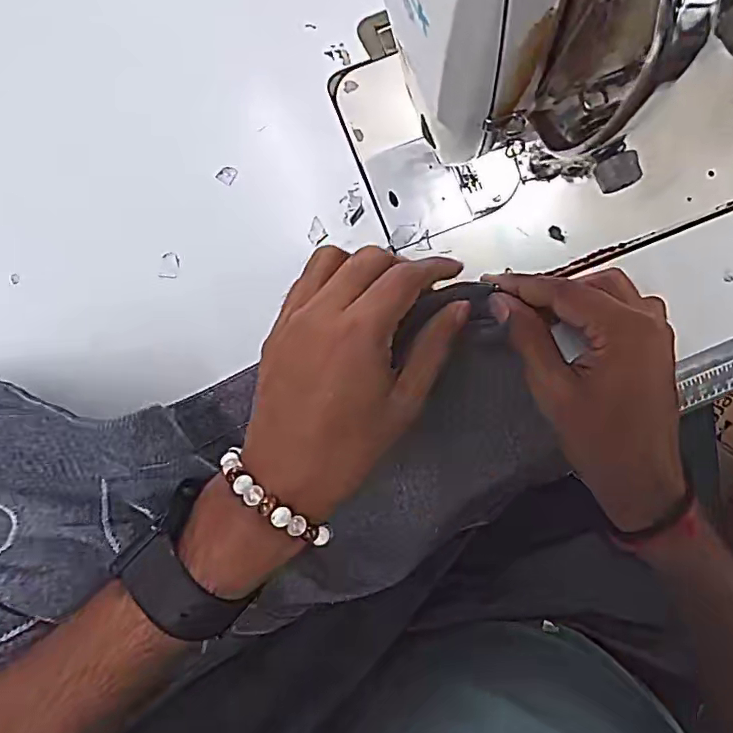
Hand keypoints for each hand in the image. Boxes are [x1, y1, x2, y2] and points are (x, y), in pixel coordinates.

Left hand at [181, 246, 468, 596]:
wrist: (287, 474)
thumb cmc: (342, 451)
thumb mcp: (404, 402)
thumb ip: (433, 347)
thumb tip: (454, 313)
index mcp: (358, 332)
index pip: (403, 275)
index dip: (434, 267)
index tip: (447, 270)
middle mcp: (322, 316)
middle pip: (369, 257)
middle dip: (403, 263)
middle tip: (422, 285)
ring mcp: (295, 319)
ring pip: (331, 257)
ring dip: (363, 262)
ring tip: (382, 287)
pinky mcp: (278, 329)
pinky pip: (304, 280)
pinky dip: (330, 276)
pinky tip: (346, 299)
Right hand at [487, 269, 687, 531]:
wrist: (642, 481)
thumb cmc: (608, 447)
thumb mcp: (554, 390)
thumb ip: (528, 339)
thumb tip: (508, 306)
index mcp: (626, 330)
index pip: (566, 291)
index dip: (525, 286)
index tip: (498, 284)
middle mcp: (648, 325)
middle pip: (590, 283)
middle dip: (549, 288)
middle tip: (513, 300)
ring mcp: (656, 334)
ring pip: (610, 290)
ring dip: (574, 294)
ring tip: (537, 312)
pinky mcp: (655, 346)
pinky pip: (625, 308)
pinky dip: (595, 307)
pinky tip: (571, 324)